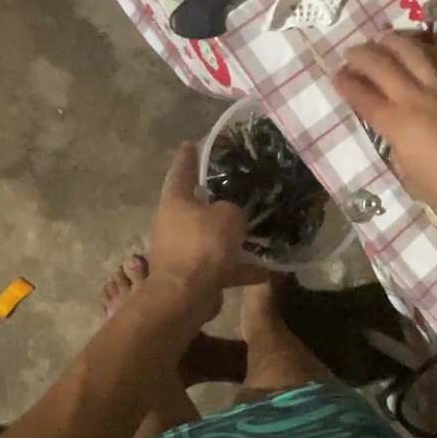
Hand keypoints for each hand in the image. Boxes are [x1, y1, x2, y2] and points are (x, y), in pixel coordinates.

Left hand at [145, 142, 261, 317]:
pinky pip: (219, 266)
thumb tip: (228, 215)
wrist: (185, 295)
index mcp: (175, 200)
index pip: (181, 169)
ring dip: (229, 239)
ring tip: (255, 235)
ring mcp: (180, 251)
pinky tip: (264, 272)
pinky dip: (238, 268)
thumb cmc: (203, 245)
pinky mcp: (191, 275)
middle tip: (233, 190)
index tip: (191, 143)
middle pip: (194, 206)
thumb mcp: (228, 216)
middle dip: (213, 201)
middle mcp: (172, 223)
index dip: (188, 155)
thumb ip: (231, 210)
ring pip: (209, 238)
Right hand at [333, 32, 436, 220]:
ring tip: (381, 39)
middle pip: (380, 64)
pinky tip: (419, 49)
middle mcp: (414, 97)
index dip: (345, 84)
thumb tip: (397, 141)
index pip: (362, 97)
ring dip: (390, 41)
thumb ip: (399, 155)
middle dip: (360, 55)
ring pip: (410, 50)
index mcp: (397, 124)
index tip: (336, 76)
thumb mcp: (413, 181)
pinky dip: (424, 49)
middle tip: (351, 54)